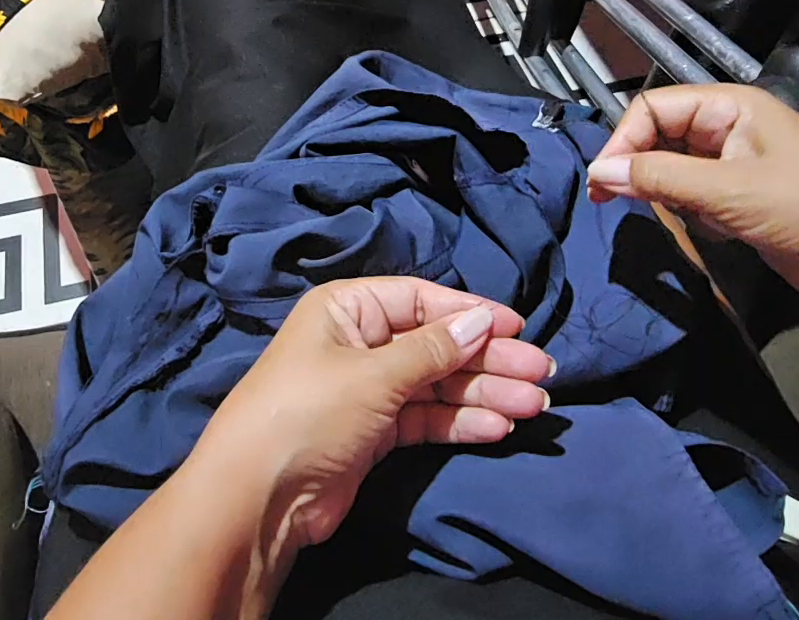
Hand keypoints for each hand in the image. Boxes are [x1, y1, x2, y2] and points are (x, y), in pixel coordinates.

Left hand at [190, 277, 553, 551]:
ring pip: (436, 383)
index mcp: (347, 309)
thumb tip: (482, 320)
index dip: (469, 313)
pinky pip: (426, 417)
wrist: (256, 497)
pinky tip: (498, 426)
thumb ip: (432, 350)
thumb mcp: (373, 374)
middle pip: (435, 343)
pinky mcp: (375, 431)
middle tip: (542, 373)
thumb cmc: (310, 411)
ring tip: (534, 405)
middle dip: (487, 358)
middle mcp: (359, 342)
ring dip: (483, 392)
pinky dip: (460, 421)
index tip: (517, 327)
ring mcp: (368, 388)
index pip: (420, 300)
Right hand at [585, 84, 798, 312]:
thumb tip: (599, 172)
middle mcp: (728, 128)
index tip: (602, 181)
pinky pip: (692, 195)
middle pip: (658, 136)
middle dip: (638, 168)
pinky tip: (713, 229)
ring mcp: (735, 164)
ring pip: (671, 169)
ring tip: (684, 217)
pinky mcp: (740, 198)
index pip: (653, 108)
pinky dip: (690, 212)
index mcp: (731, 107)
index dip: (623, 140)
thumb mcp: (729, 191)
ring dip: (666, 193)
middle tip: (609, 200)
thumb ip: (659, 178)